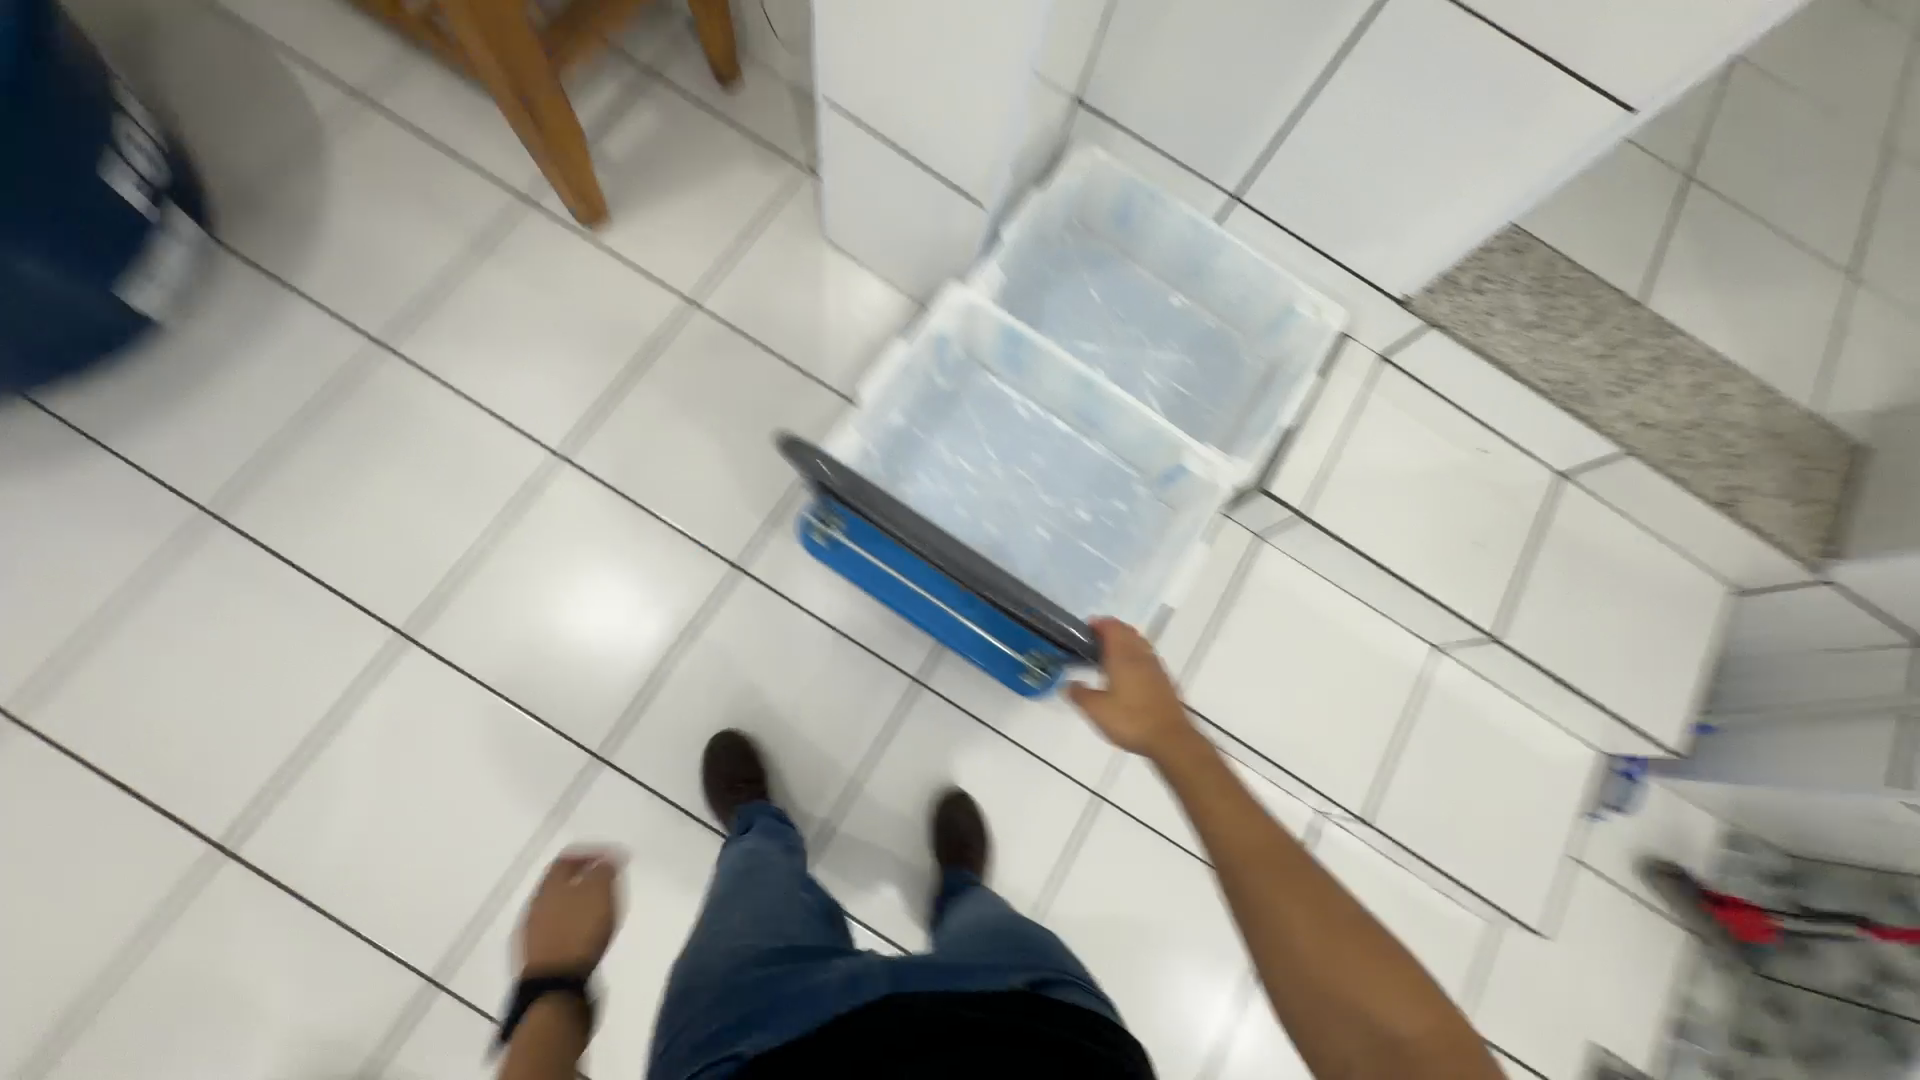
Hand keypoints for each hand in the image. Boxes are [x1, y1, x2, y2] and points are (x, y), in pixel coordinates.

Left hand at [516, 848, 623, 976]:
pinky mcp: (534, 954)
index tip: (612, 857)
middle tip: (605, 881)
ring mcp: (530, 930)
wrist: (554, 985)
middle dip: (582, 877)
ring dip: (575, 902)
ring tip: (597, 909)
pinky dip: (569, 923)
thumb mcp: (601, 892)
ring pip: (555, 905)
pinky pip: (552, 928)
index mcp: (551, 885)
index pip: (567, 857)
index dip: (591, 852)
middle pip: (559, 881)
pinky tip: (581, 933)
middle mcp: (535, 903)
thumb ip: (604, 870)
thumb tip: (606, 858)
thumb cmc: (581, 932)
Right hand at [1066, 618, 1197, 759]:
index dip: (1097, 624)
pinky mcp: (1165, 680)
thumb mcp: (1096, 711)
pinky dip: (1135, 655)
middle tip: (1093, 641)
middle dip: (1110, 630)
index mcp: (1122, 657)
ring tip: (1109, 655)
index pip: (1111, 627)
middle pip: (1127, 631)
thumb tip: (1068, 684)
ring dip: (1124, 641)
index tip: (1084, 631)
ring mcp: (1156, 667)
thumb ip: (1079, 694)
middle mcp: (1141, 656)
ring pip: (1139, 643)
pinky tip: (1128, 673)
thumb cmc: (1130, 721)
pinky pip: (1147, 657)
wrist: (1170, 740)